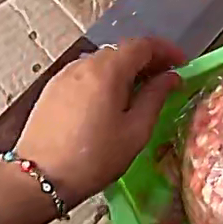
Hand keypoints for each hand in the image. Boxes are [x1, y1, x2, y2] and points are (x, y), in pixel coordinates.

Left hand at [15, 37, 184, 200]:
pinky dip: (104, 80)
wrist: (40, 178)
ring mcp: (64, 75)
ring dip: (124, 71)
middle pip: (121, 51)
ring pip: (102, 63)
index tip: (182, 63)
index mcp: (108, 70)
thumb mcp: (135, 131)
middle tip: (165, 80)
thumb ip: (155, 97)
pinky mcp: (52, 89)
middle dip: (146, 61)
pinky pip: (85, 75)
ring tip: (139, 94)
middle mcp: (84, 64)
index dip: (166, 50)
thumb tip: (171, 77)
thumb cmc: (95, 158)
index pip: (142, 45)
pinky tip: (110, 103)